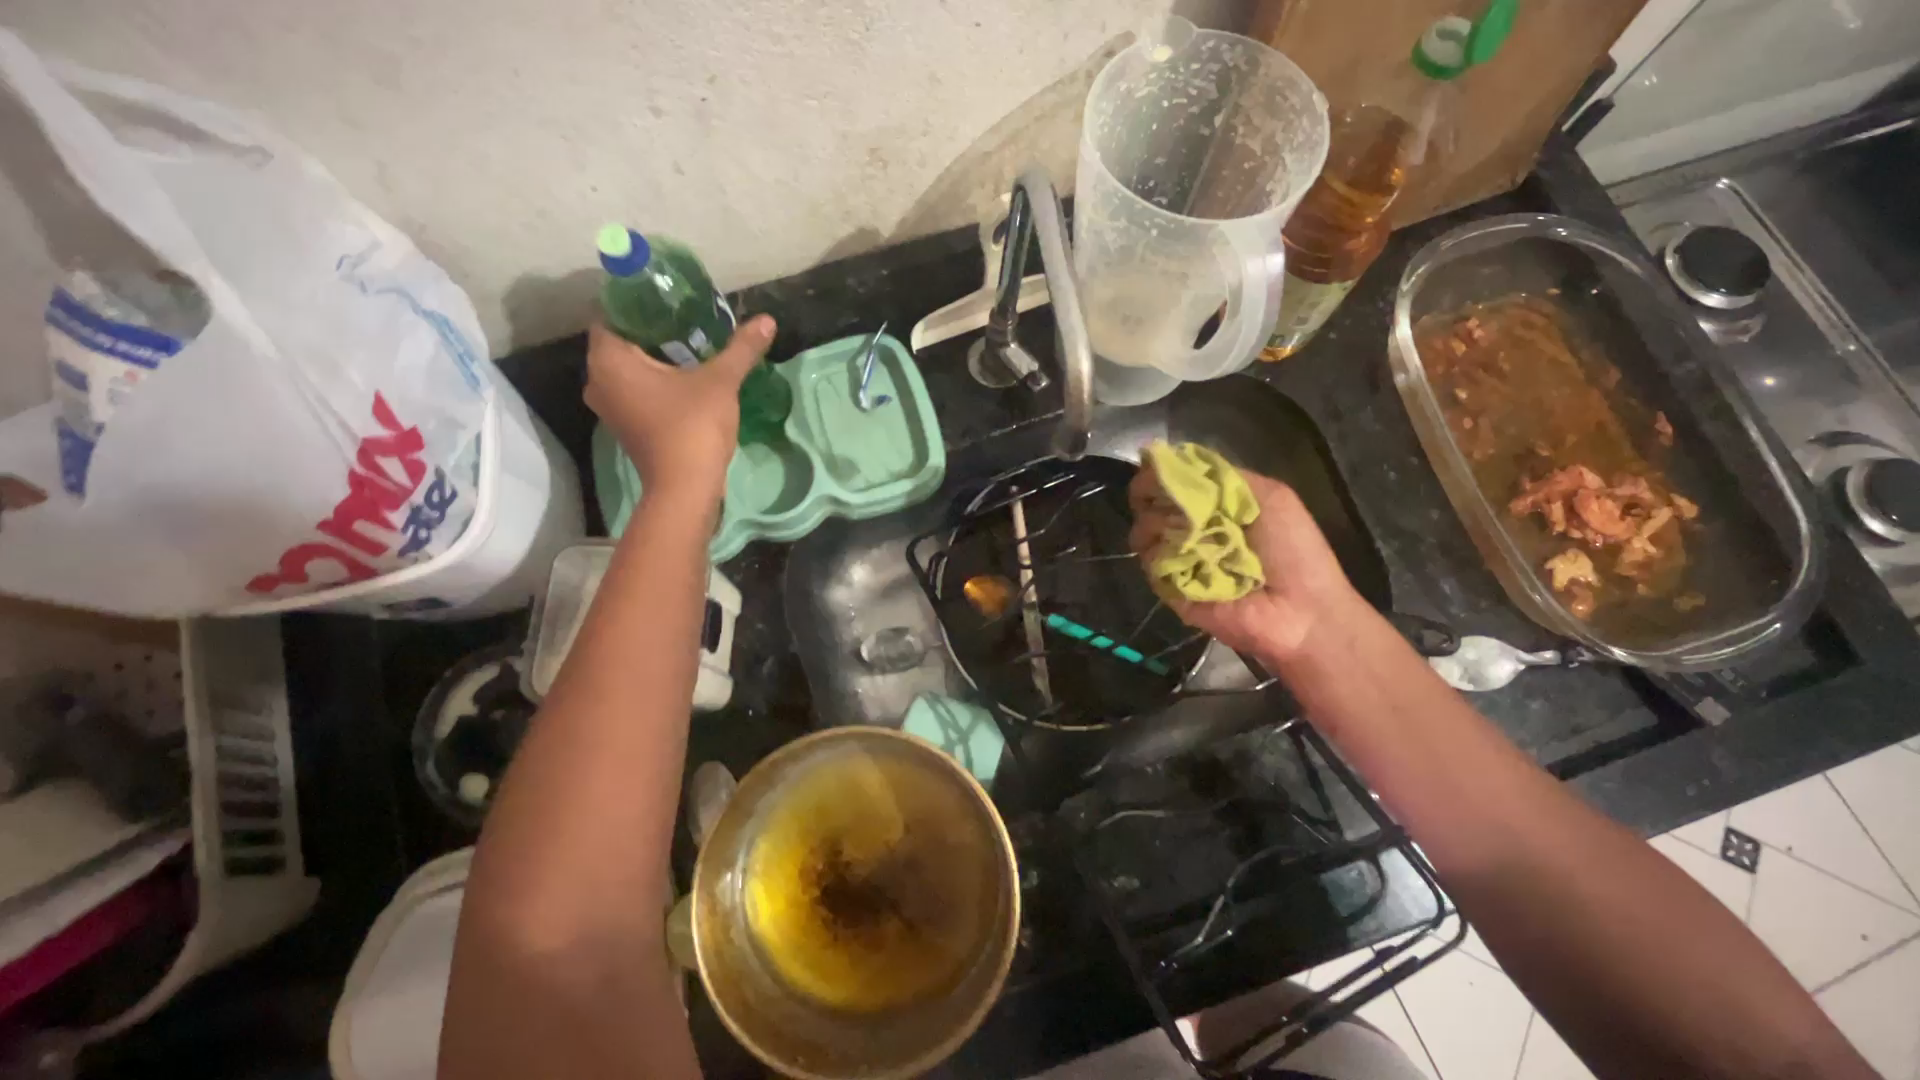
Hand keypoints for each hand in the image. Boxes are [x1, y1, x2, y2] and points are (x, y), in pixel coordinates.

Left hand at [585, 315, 776, 500]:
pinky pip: (634, 389)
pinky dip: (654, 380)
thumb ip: (740, 348)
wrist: (685, 488)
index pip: (613, 313)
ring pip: (627, 367)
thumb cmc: (692, 426)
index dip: (640, 302)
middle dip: (652, 329)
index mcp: (609, 359)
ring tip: (690, 345)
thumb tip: (767, 320)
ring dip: (654, 356)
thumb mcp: (720, 381)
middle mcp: (598, 380)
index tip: (670, 299)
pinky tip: (684, 377)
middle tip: (687, 318)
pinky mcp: (625, 425)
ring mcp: (609, 407)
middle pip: (621, 340)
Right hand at [1129, 464, 1367, 665]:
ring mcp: (1179, 559)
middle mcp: (1192, 528)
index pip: (1174, 480)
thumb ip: (1226, 477)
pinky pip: (1153, 564)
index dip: (1160, 473)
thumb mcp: (1270, 497)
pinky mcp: (1171, 588)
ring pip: (1145, 530)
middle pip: (1152, 502)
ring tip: (1185, 536)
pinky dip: (1162, 555)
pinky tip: (1183, 558)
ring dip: (1158, 525)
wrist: (1301, 611)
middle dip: (1151, 496)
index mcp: (1216, 504)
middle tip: (1159, 502)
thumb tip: (1173, 462)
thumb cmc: (1294, 550)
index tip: (1153, 471)